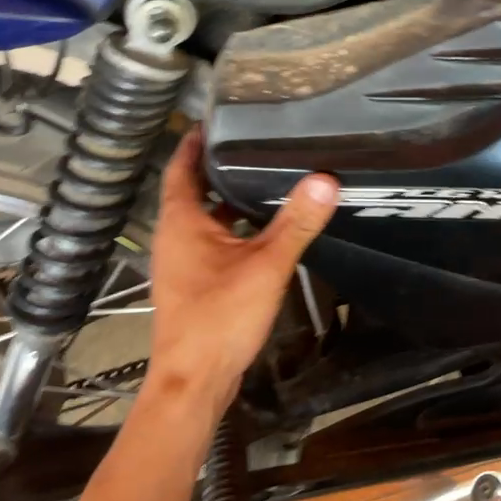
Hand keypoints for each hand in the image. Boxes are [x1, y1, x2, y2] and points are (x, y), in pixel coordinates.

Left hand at [145, 130, 337, 413]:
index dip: (195, 142)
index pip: (181, 168)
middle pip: (194, 191)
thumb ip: (296, 222)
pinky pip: (212, 243)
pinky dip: (232, 230)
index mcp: (182, 222)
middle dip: (220, 169)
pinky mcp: (193, 285)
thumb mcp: (266, 265)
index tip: (216, 119)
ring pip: (205, 220)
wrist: (193, 382)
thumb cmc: (219, 318)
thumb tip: (325, 179)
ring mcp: (182, 264)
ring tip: (265, 181)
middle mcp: (175, 238)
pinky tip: (263, 232)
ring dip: (228, 202)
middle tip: (254, 145)